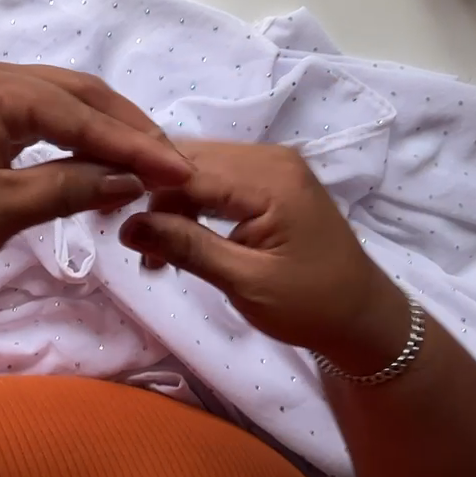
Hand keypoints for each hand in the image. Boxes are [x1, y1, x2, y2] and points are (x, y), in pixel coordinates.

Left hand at [0, 60, 193, 291]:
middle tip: (169, 166)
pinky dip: (70, 142)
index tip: (179, 173)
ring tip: (144, 166)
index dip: (133, 144)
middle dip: (124, 130)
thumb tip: (130, 181)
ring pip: (57, 106)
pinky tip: (96, 164)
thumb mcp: (1, 209)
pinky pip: (35, 122)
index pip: (78, 111)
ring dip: (100, 135)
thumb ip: (70, 187)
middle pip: (74, 95)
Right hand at [118, 142, 411, 375]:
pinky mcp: (267, 177)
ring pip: (196, 168)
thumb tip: (127, 226)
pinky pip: (214, 178)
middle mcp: (269, 157)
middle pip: (188, 161)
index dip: (145, 190)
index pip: (187, 169)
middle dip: (154, 197)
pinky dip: (191, 204)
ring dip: (170, 203)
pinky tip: (180, 236)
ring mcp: (270, 164)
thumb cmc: (311, 306)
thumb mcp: (245, 282)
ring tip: (156, 251)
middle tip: (135, 244)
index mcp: (269, 178)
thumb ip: (186, 247)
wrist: (364, 319)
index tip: (112, 220)